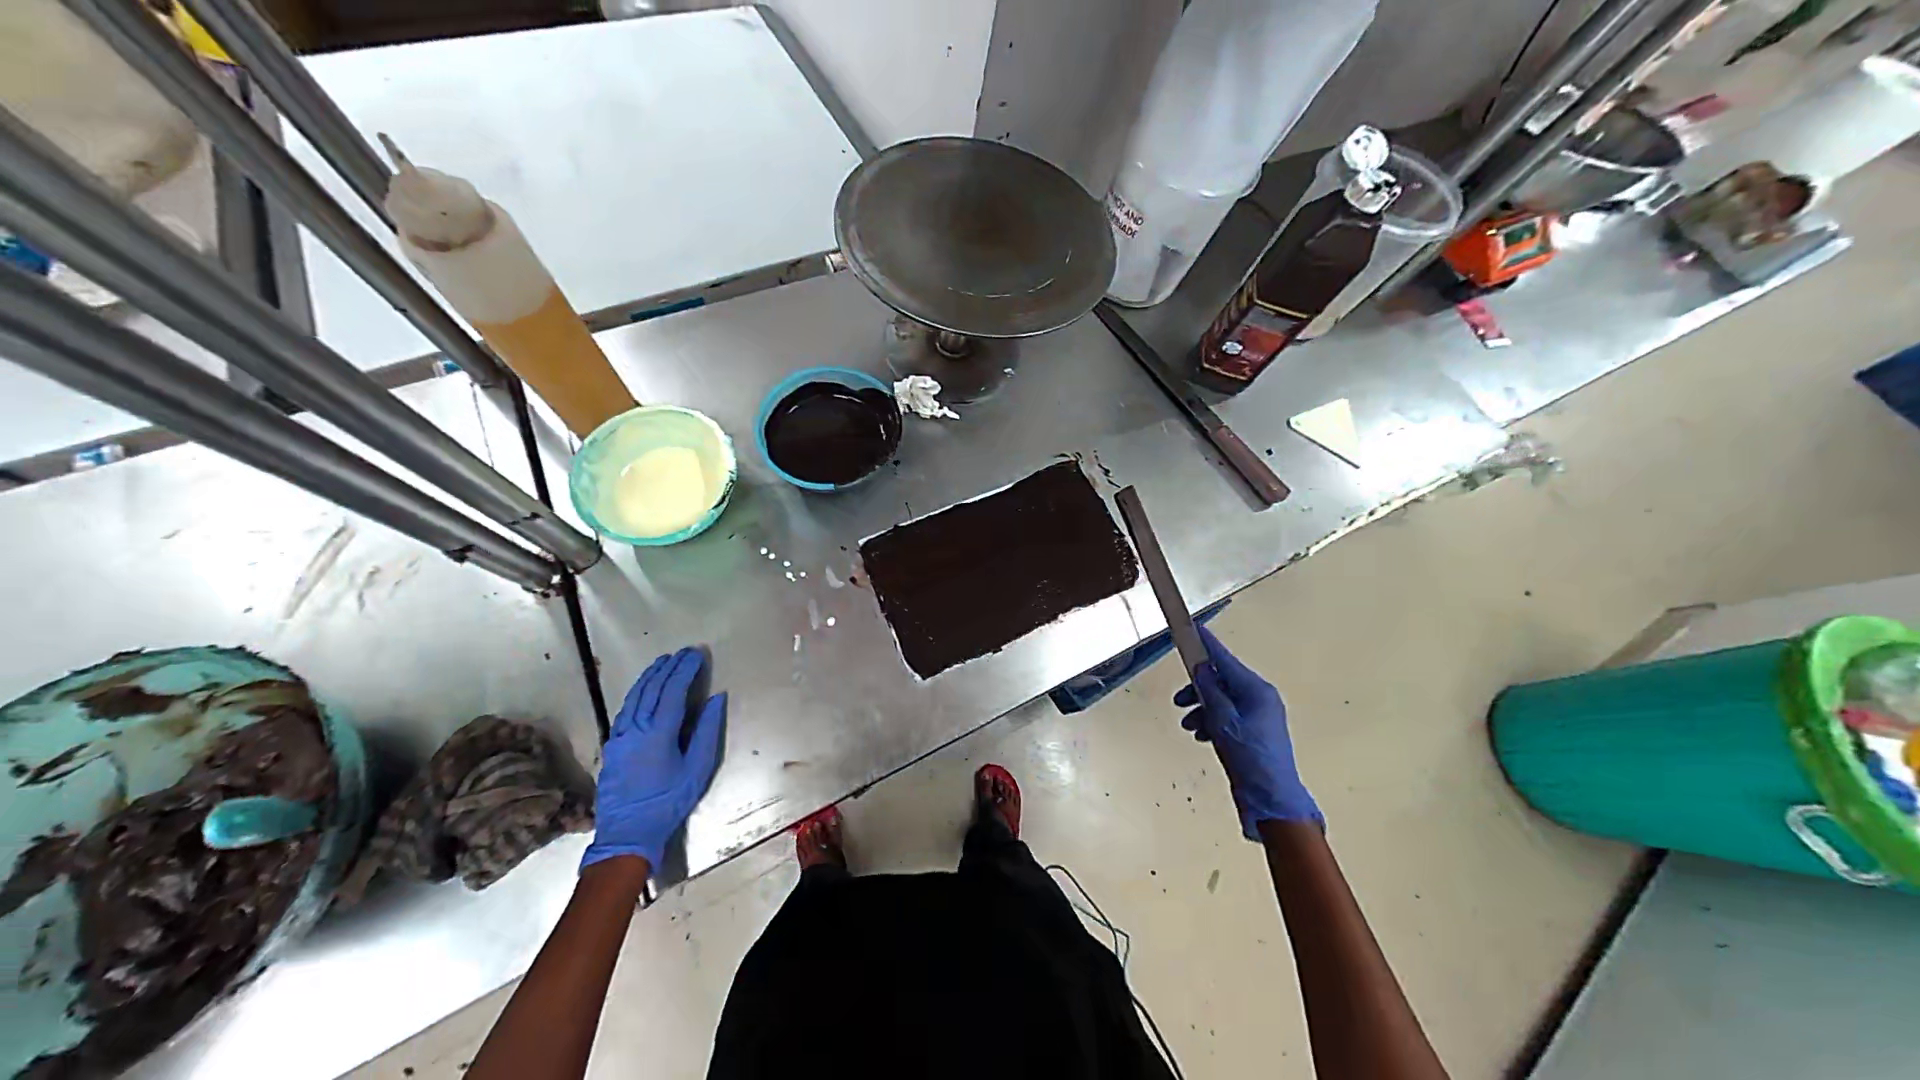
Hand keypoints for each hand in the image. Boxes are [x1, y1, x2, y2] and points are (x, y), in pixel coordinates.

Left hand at [581, 647, 726, 870]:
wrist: (627, 833)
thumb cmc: (669, 801)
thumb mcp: (697, 768)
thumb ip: (707, 731)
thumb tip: (716, 699)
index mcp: (659, 731)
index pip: (673, 690)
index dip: (685, 669)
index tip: (696, 654)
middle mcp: (636, 727)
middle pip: (653, 688)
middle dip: (669, 667)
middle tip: (683, 652)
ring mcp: (620, 735)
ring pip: (636, 696)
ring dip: (651, 676)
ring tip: (663, 661)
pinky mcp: (613, 745)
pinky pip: (626, 709)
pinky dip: (637, 692)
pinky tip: (643, 689)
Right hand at [1173, 627, 1319, 837]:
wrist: (1271, 799)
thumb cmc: (1248, 756)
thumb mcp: (1222, 720)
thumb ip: (1209, 691)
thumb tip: (1201, 667)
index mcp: (1256, 691)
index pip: (1225, 659)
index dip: (1207, 645)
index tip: (1192, 628)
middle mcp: (1260, 699)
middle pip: (1222, 681)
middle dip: (1198, 688)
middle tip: (1180, 701)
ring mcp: (1259, 717)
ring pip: (1222, 700)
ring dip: (1202, 708)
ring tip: (1191, 726)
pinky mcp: (1254, 733)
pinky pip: (1227, 717)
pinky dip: (1212, 722)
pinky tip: (1203, 735)